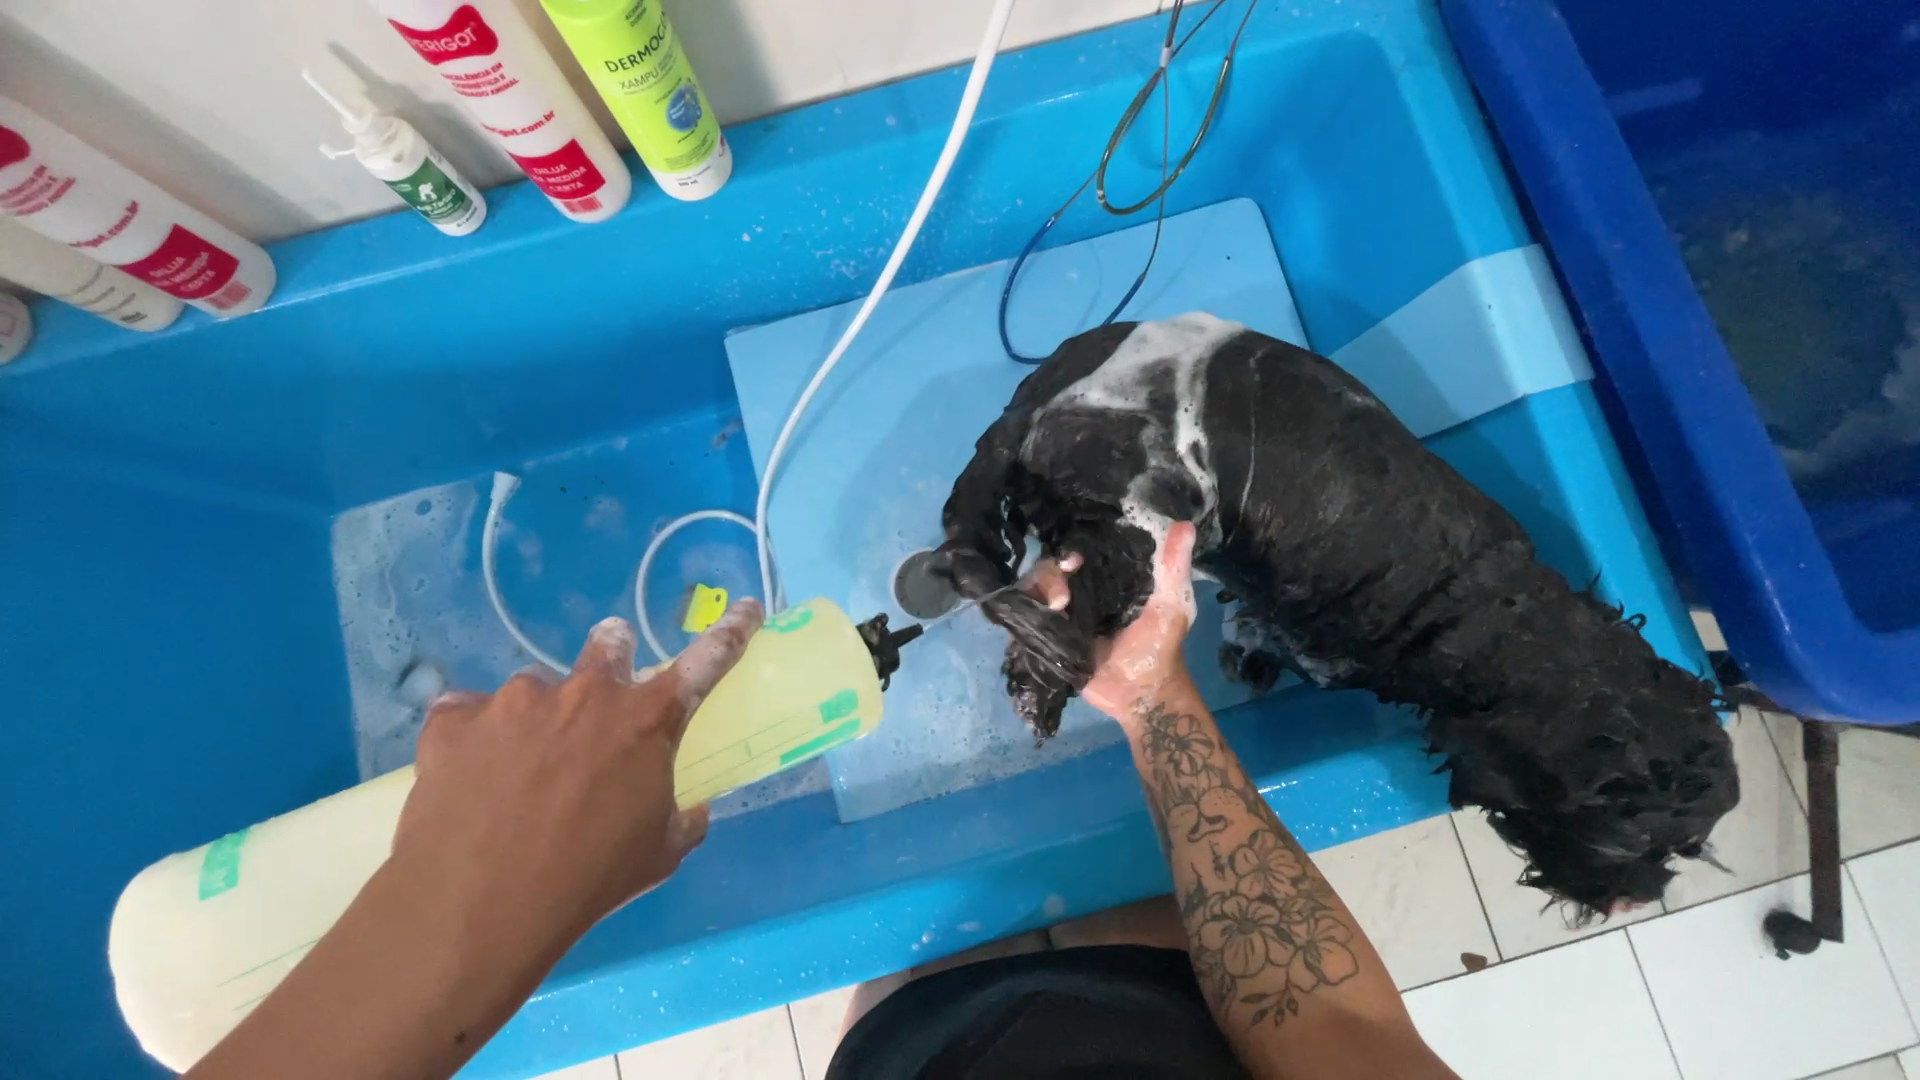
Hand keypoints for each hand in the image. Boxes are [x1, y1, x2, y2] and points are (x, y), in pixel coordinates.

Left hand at [392, 600, 762, 941]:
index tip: (748, 608)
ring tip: (519, 769)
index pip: (708, 658)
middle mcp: (587, 693)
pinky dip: (474, 736)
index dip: (734, 629)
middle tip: (599, 698)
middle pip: (610, 643)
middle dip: (613, 656)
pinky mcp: (454, 720)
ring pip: (536, 689)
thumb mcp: (659, 852)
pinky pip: (466, 712)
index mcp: (648, 719)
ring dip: (539, 717)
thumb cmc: (589, 878)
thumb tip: (692, 811)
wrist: (475, 910)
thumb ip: (682, 817)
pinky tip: (469, 774)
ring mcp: (517, 701)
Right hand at [1026, 522, 1198, 725]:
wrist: (1142, 694)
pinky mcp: (1049, 638)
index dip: (1070, 550)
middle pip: (1050, 569)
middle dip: (1050, 575)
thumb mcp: (1172, 604)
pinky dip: (1026, 614)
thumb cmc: (1159, 647)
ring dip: (1038, 593)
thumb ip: (1174, 567)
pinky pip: (1027, 619)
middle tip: (1062, 596)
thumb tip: (1185, 525)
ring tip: (1057, 609)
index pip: (1078, 551)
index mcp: (1106, 578)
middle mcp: (1080, 593)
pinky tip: (1040, 621)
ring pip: (1034, 591)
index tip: (1075, 560)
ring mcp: (1062, 617)